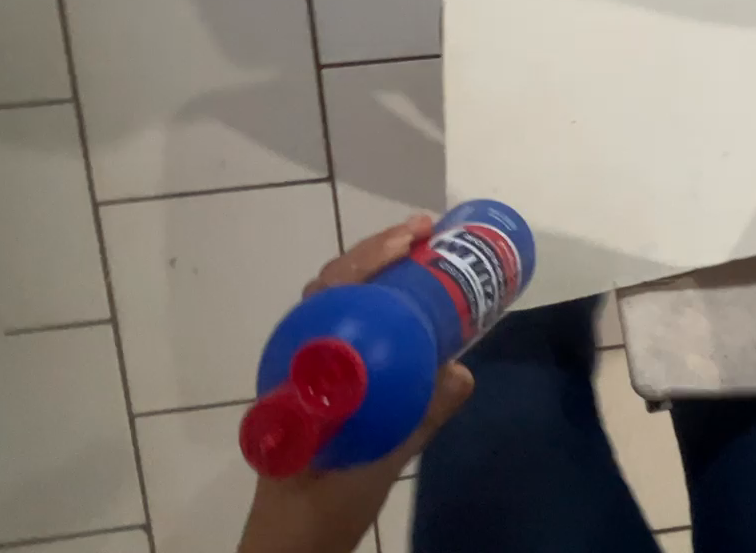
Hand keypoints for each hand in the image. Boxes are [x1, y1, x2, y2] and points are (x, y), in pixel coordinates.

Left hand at [238, 216, 475, 552]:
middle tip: (427, 234)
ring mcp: (308, 363)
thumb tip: (464, 371)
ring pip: (342, 297)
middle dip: (381, 249)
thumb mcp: (378, 463)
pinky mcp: (322, 378)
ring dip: (379, 269)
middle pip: (337, 280)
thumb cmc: (322, 504)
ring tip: (421, 252)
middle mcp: (298, 352)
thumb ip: (421, 417)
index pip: (332, 288)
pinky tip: (409, 303)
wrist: (291, 546)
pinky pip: (351, 321)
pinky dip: (379, 299)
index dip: (372, 255)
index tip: (413, 240)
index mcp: (299, 364)